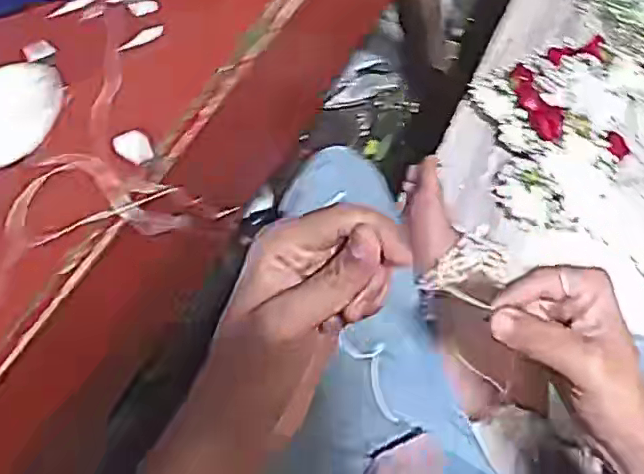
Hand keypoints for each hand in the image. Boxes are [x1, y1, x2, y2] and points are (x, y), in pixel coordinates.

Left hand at [147, 205, 411, 473]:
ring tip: (350, 316)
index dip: (379, 232)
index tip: (403, 262)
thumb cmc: (251, 374)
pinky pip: (368, 277)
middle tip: (358, 306)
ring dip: (371, 285)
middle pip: (363, 232)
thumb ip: (333, 280)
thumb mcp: (288, 324)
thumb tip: (373, 239)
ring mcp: (319, 270)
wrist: (240, 428)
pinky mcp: (333, 293)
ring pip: (370, 255)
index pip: (347, 216)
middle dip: (372, 265)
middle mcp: (304, 247)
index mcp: (285, 241)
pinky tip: (351, 318)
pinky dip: (370, 295)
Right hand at [488, 267, 643, 473]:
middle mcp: (575, 295)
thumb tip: (497, 318)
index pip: (544, 279)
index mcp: (590, 286)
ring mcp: (563, 319)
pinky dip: (511, 344)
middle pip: (530, 295)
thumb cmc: (616, 395)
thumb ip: (540, 339)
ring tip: (489, 348)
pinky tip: (501, 356)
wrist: (626, 439)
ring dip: (506, 331)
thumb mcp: (582, 364)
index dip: (517, 295)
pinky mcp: (552, 344)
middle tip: (485, 336)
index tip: (492, 317)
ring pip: (523, 315)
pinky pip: (524, 335)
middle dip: (509, 315)